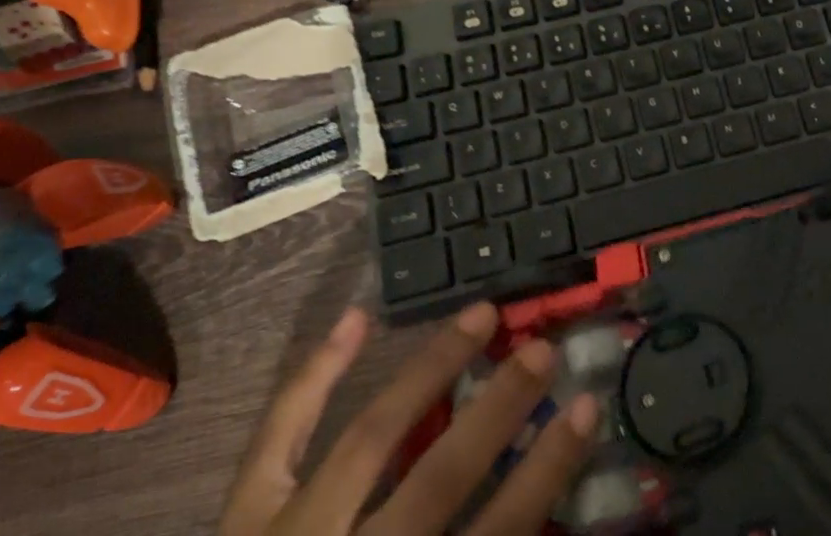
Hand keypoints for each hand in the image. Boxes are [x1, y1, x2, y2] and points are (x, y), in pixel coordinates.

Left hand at [219, 304, 598, 535]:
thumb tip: (533, 517)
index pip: (498, 531)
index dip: (547, 470)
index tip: (587, 409)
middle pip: (438, 477)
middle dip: (496, 411)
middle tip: (541, 350)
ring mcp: (290, 533)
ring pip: (370, 439)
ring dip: (429, 371)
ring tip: (479, 315)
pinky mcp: (243, 517)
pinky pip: (279, 437)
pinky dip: (314, 377)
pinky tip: (354, 319)